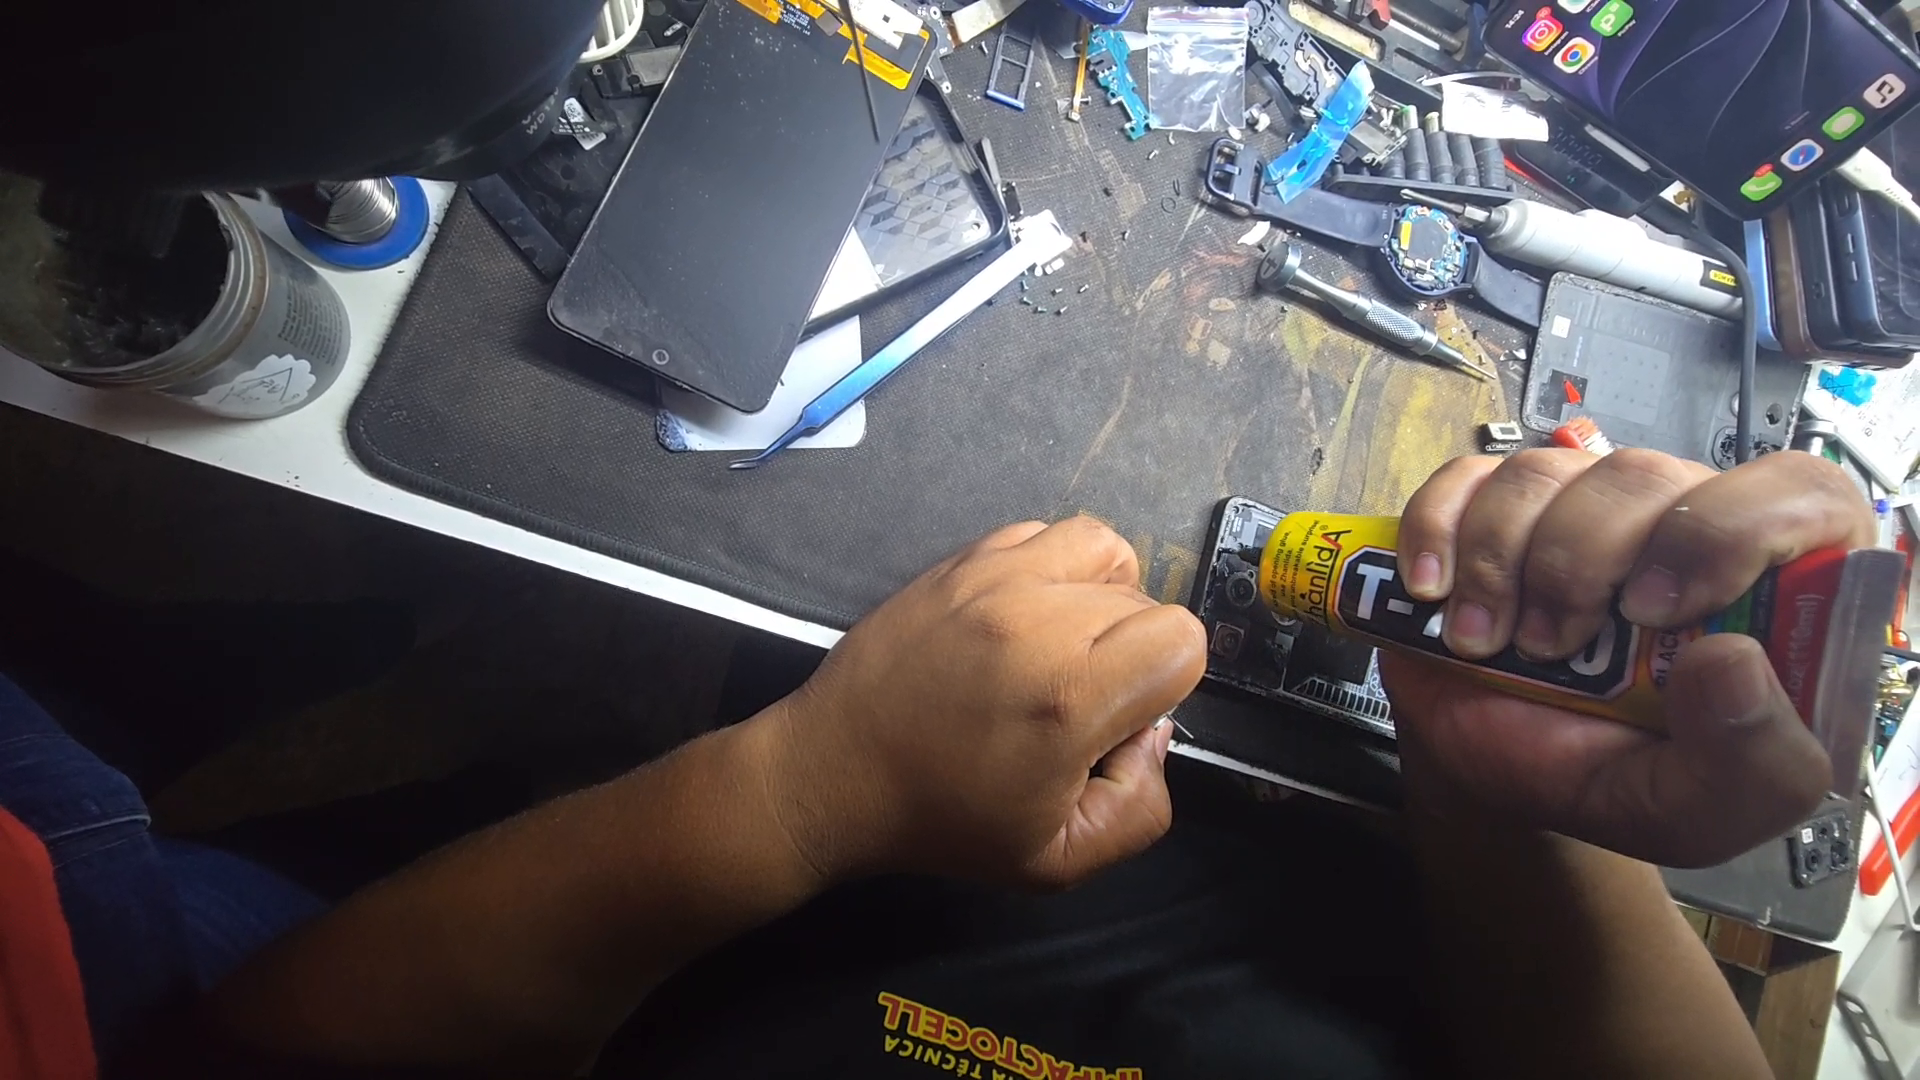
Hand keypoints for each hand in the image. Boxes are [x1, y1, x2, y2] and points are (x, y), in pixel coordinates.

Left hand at [759, 517, 1206, 888]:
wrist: (834, 769)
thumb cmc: (944, 821)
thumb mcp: (1059, 860)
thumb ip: (1141, 806)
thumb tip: (1152, 729)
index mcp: (1069, 694)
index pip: (1183, 640)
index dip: (1167, 684)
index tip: (1119, 715)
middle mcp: (1038, 618)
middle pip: (1145, 601)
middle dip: (1130, 651)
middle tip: (1074, 694)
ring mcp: (994, 576)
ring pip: (1105, 549)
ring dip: (1103, 594)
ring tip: (1062, 639)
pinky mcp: (960, 559)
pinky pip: (1043, 534)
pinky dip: (1054, 567)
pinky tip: (1024, 611)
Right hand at [1384, 448, 1873, 866]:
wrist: (1474, 756)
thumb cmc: (1590, 773)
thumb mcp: (1692, 804)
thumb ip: (1750, 760)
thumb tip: (1732, 658)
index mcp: (1756, 587)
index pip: (1791, 495)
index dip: (1722, 532)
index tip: (1647, 610)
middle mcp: (1665, 525)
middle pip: (1635, 477)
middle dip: (1572, 566)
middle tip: (1541, 646)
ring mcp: (1563, 507)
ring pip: (1538, 473)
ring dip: (1493, 561)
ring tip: (1476, 639)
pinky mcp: (1476, 508)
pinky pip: (1457, 479)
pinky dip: (1432, 529)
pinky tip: (1425, 587)